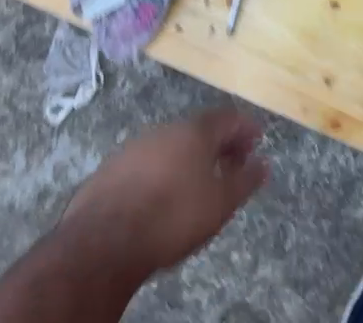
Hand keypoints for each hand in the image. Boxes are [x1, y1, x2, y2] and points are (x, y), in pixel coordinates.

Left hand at [59, 107, 269, 278]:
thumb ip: (246, 180)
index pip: (229, 117)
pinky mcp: (105, 173)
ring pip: (167, 147)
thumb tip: (263, 163)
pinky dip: (158, 174)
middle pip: (197, 130)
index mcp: (194, 132)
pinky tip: (158, 199)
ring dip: (186, 159)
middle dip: (217, 145)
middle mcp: (163, 131)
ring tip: (194, 185)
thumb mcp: (222, 203)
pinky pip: (142, 166)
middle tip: (230, 166)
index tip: (256, 143)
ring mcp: (130, 150)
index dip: (246, 128)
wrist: (100, 245)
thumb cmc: (172, 217)